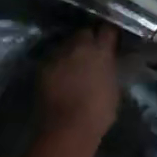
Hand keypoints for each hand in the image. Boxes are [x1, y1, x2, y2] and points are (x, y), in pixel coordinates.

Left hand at [39, 26, 119, 141]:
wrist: (67, 127)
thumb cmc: (98, 112)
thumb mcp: (113, 87)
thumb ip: (108, 67)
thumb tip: (106, 61)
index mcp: (100, 51)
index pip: (108, 29)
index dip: (109, 32)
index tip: (111, 37)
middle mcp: (78, 46)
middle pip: (84, 32)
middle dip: (88, 38)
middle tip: (91, 51)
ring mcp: (58, 53)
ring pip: (66, 44)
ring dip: (71, 50)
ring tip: (74, 63)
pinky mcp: (43, 64)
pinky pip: (53, 58)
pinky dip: (58, 63)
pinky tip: (60, 74)